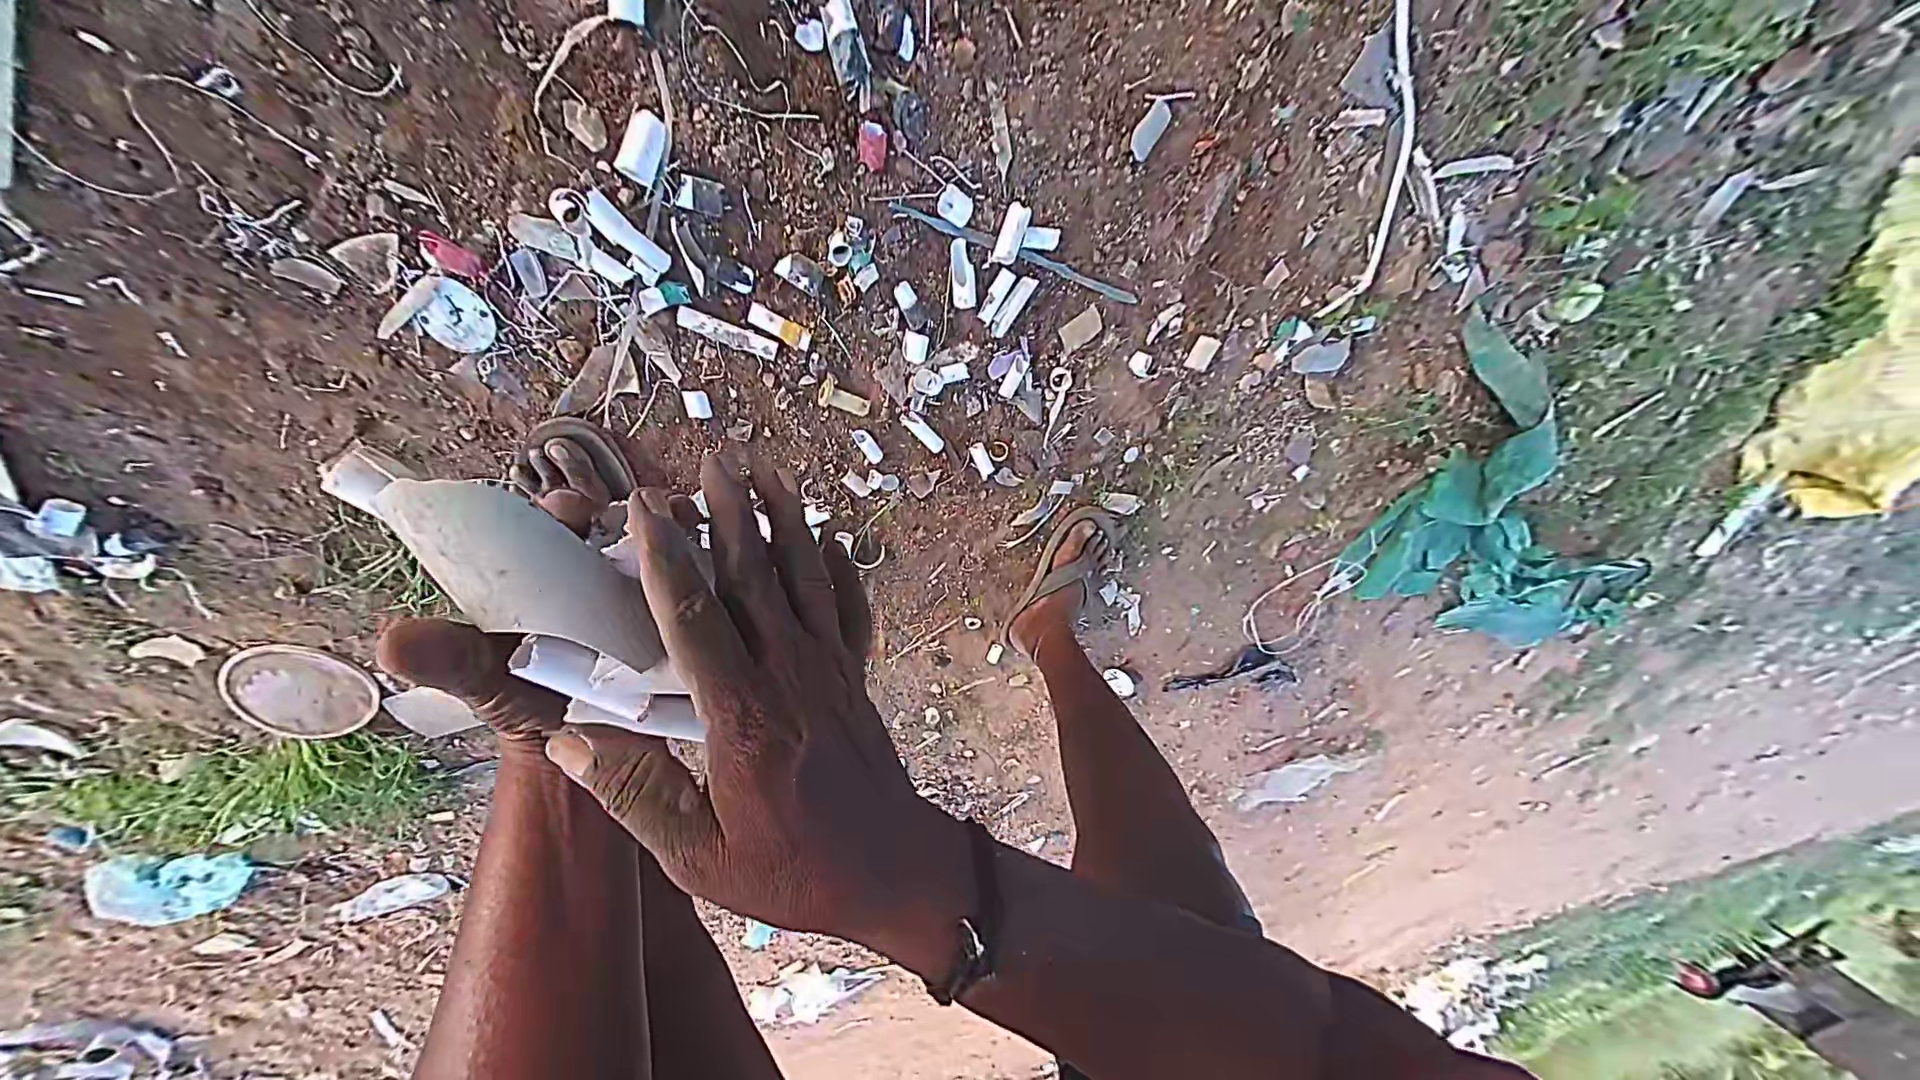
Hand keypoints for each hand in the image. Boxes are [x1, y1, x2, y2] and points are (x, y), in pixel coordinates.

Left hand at [375, 489, 707, 749]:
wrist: (591, 751)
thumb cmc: (536, 705)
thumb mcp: (494, 683)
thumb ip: (452, 661)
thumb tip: (394, 638)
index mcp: (550, 574)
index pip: (558, 524)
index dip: (570, 510)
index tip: (584, 513)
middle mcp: (601, 574)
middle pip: (627, 526)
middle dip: (649, 514)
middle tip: (667, 515)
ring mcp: (647, 592)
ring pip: (670, 548)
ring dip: (689, 533)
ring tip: (704, 530)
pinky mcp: (683, 614)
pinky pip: (701, 582)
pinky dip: (715, 568)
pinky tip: (735, 565)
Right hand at [543, 454, 971, 972]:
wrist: (891, 867)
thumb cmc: (795, 868)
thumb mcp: (699, 855)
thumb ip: (636, 793)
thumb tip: (570, 741)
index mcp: (742, 714)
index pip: (695, 615)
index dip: (667, 554)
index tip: (647, 505)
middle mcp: (790, 674)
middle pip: (756, 577)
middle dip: (730, 514)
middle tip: (712, 462)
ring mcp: (831, 670)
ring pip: (806, 579)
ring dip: (787, 523)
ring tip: (770, 475)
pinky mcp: (855, 677)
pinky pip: (849, 611)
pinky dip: (840, 571)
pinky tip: (831, 541)